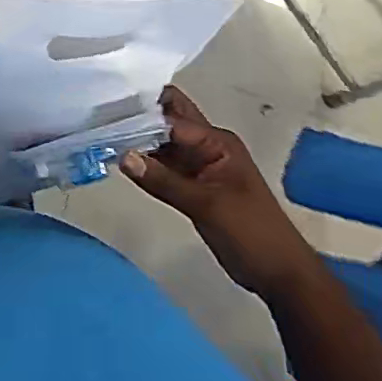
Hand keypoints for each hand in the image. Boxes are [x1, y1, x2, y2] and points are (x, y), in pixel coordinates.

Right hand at [121, 87, 319, 297]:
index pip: (174, 119)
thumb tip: (123, 156)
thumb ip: (164, 181)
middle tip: (103, 111)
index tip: (108, 109)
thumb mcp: (206, 206)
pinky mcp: (194, 186)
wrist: (278, 271)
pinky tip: (121, 160)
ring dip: (140, 138)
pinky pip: (166, 165)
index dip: (143, 113)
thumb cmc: (250, 232)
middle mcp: (207, 146)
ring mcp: (200, 166)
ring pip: (166, 143)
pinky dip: (146, 162)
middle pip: (171, 120)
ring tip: (103, 131)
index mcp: (217, 141)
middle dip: (141, 114)